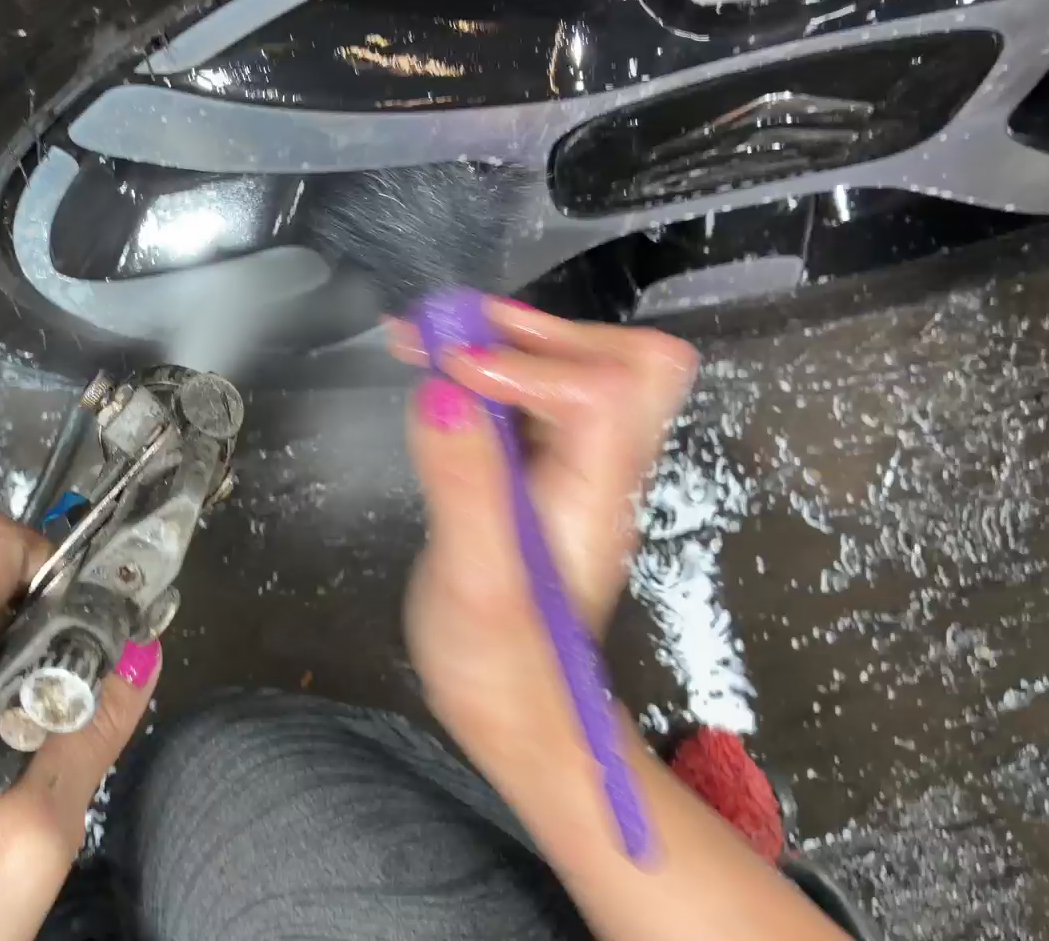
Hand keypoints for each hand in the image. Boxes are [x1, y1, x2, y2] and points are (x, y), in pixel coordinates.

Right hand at [388, 298, 695, 783]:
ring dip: (506, 341)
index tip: (444, 371)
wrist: (521, 716)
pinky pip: (535, 398)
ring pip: (580, 369)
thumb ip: (463, 487)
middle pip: (622, 361)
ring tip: (426, 339)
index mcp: (593, 493)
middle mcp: (598, 469)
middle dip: (530, 331)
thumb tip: (441, 392)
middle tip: (446, 332)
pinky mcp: (539, 475)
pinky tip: (435, 378)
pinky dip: (487, 371)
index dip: (523, 363)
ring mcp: (573, 470)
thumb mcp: (473, 582)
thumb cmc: (500, 666)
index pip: (601, 389)